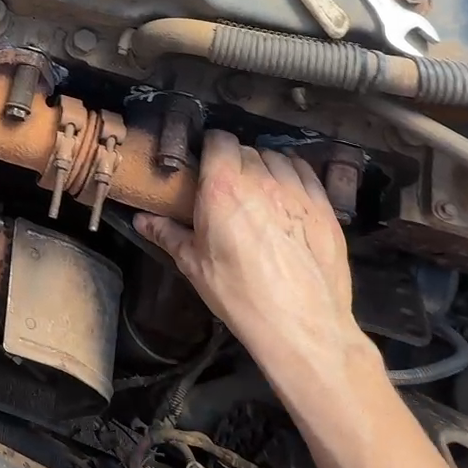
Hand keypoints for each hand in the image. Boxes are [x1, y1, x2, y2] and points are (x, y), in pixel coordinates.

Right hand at [135, 131, 357, 365]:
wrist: (303, 327)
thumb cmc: (240, 294)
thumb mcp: (194, 265)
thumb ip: (167, 234)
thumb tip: (141, 220)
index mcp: (222, 188)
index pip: (219, 140)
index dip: (210, 145)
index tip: (204, 159)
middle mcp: (261, 181)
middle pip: (246, 150)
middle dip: (235, 160)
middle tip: (227, 183)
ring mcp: (298, 193)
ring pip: (278, 158)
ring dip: (264, 165)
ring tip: (258, 186)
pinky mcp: (326, 209)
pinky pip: (306, 174)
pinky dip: (293, 174)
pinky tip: (287, 190)